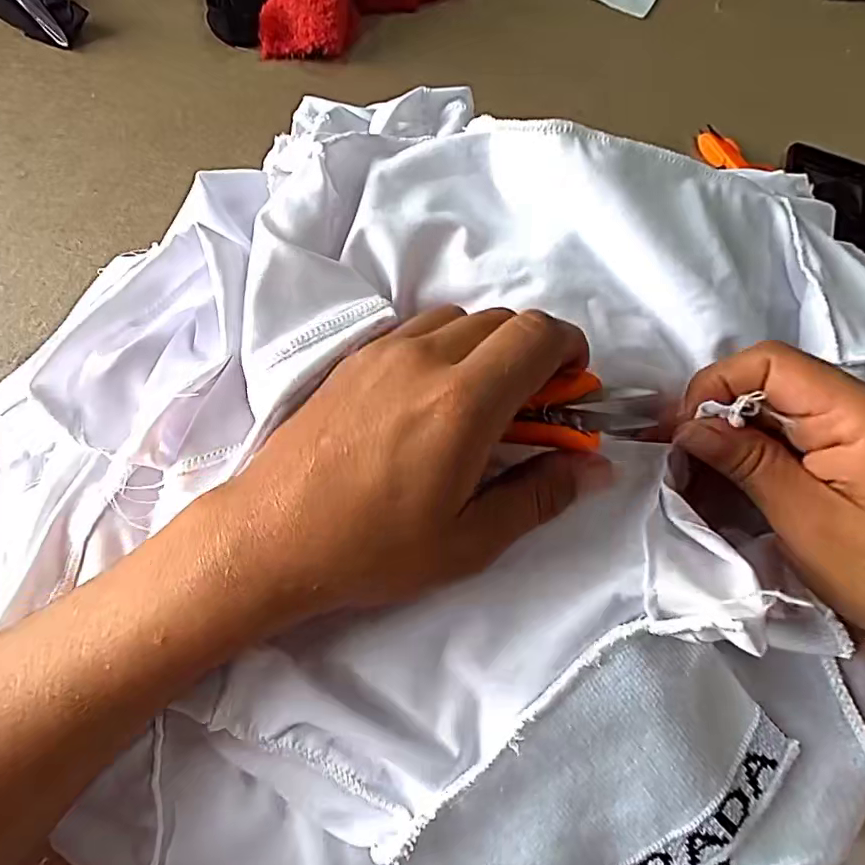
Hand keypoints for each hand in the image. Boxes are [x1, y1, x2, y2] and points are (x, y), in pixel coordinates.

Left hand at [181, 306, 613, 624]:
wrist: (269, 536)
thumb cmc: (372, 548)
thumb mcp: (470, 540)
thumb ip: (542, 494)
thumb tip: (596, 466)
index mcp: (463, 403)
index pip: (537, 335)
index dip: (571, 348)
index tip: (572, 385)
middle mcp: (427, 359)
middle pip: (507, 319)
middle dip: (536, 351)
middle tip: (532, 403)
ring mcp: (387, 350)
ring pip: (465, 316)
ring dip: (492, 345)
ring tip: (482, 398)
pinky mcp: (358, 355)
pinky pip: (424, 326)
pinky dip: (451, 344)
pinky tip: (434, 393)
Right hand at [673, 342, 864, 659]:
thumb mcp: (807, 521)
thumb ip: (747, 462)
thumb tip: (690, 426)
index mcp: (862, 412)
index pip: (773, 363)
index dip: (718, 384)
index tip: (683, 429)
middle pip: (776, 382)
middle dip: (720, 411)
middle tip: (678, 452)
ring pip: (783, 411)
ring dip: (737, 435)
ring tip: (698, 471)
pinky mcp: (862, 457)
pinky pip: (800, 437)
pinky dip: (762, 453)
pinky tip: (736, 480)